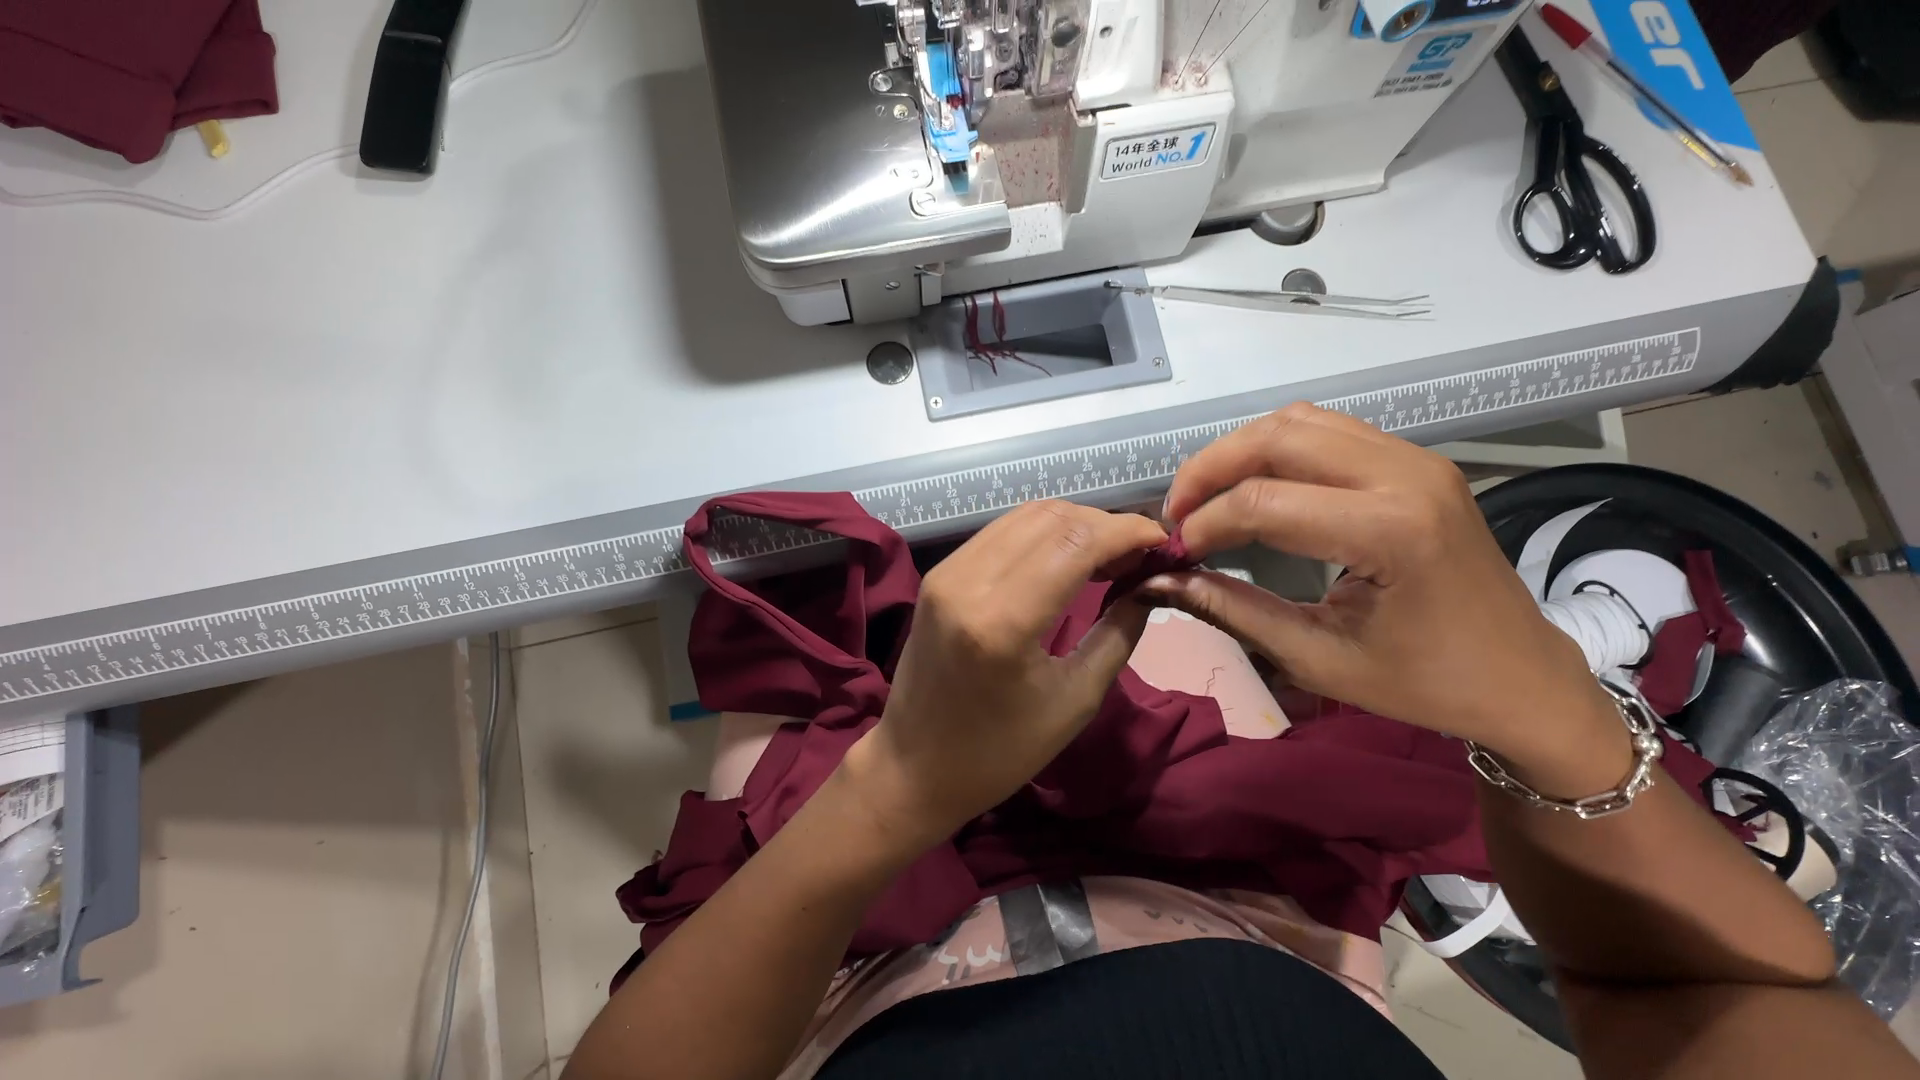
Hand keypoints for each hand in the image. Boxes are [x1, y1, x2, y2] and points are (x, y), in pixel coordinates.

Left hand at [840, 501, 1165, 854]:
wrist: (915, 767)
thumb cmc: (1000, 751)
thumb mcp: (1075, 700)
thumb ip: (1119, 632)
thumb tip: (1152, 584)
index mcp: (1002, 621)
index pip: (1077, 541)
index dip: (1128, 532)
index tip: (1165, 544)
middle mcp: (968, 581)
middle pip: (1053, 518)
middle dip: (1107, 525)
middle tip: (1140, 557)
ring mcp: (946, 572)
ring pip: (1026, 515)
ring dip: (1076, 524)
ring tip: (1111, 557)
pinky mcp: (938, 574)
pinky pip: (1001, 532)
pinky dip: (1044, 533)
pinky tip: (1069, 558)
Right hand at [1149, 404, 1615, 769]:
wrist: (1521, 678)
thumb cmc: (1425, 684)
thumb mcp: (1319, 658)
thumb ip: (1235, 611)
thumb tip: (1162, 582)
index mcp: (1390, 531)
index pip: (1263, 502)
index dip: (1203, 524)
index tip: (1173, 555)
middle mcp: (1406, 475)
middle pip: (1277, 437)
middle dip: (1209, 469)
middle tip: (1176, 514)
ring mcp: (1416, 460)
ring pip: (1300, 421)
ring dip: (1241, 451)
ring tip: (1208, 498)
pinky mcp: (1417, 461)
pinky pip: (1330, 431)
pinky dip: (1278, 450)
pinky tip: (1256, 487)